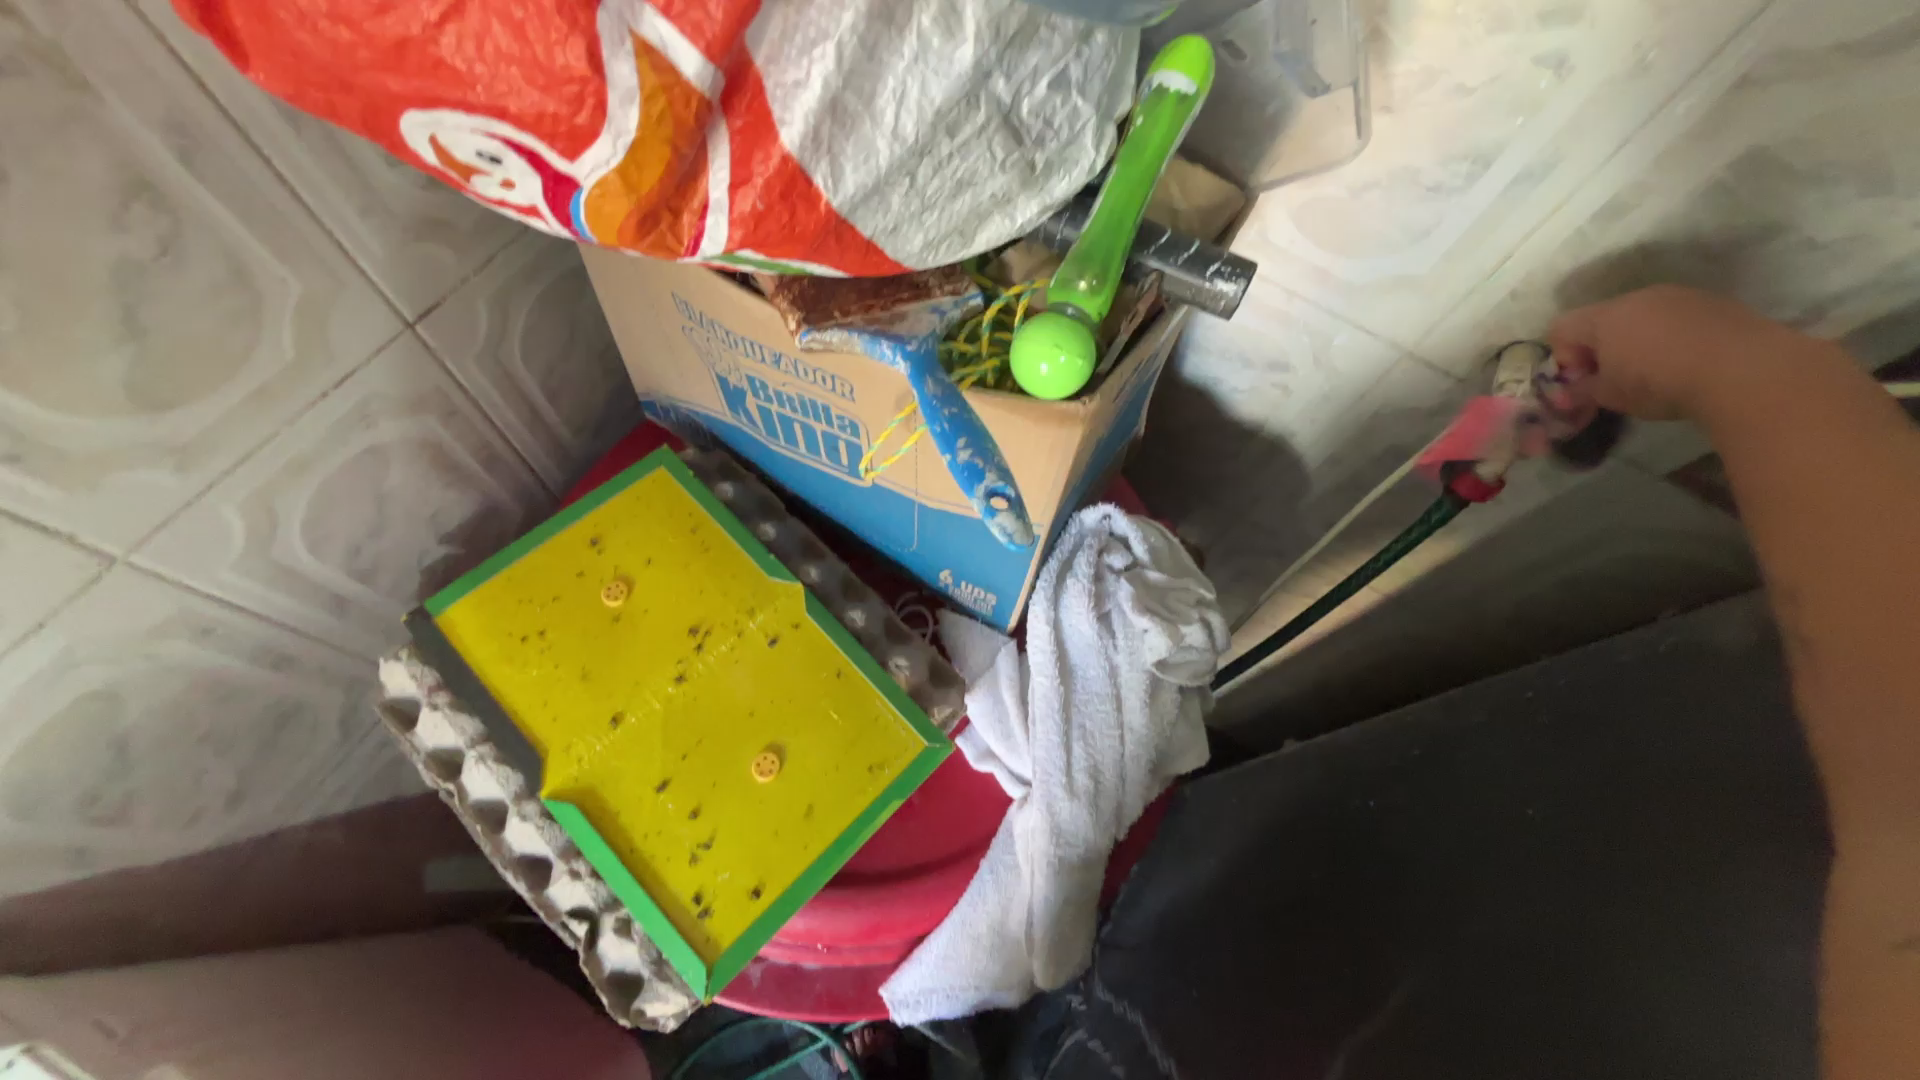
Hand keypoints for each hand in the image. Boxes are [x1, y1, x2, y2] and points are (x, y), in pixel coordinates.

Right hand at [1548, 285, 1815, 421]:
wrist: (1745, 370)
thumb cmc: (1659, 382)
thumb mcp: (1609, 396)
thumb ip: (1583, 390)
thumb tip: (1571, 391)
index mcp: (1605, 316)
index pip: (1561, 328)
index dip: (1563, 357)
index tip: (1583, 381)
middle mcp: (1639, 297)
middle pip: (1602, 319)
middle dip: (1601, 348)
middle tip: (1614, 379)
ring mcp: (1681, 296)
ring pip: (1642, 317)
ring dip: (1637, 341)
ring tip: (1655, 371)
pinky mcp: (1716, 303)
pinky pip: (1677, 319)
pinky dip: (1671, 338)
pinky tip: (1686, 363)